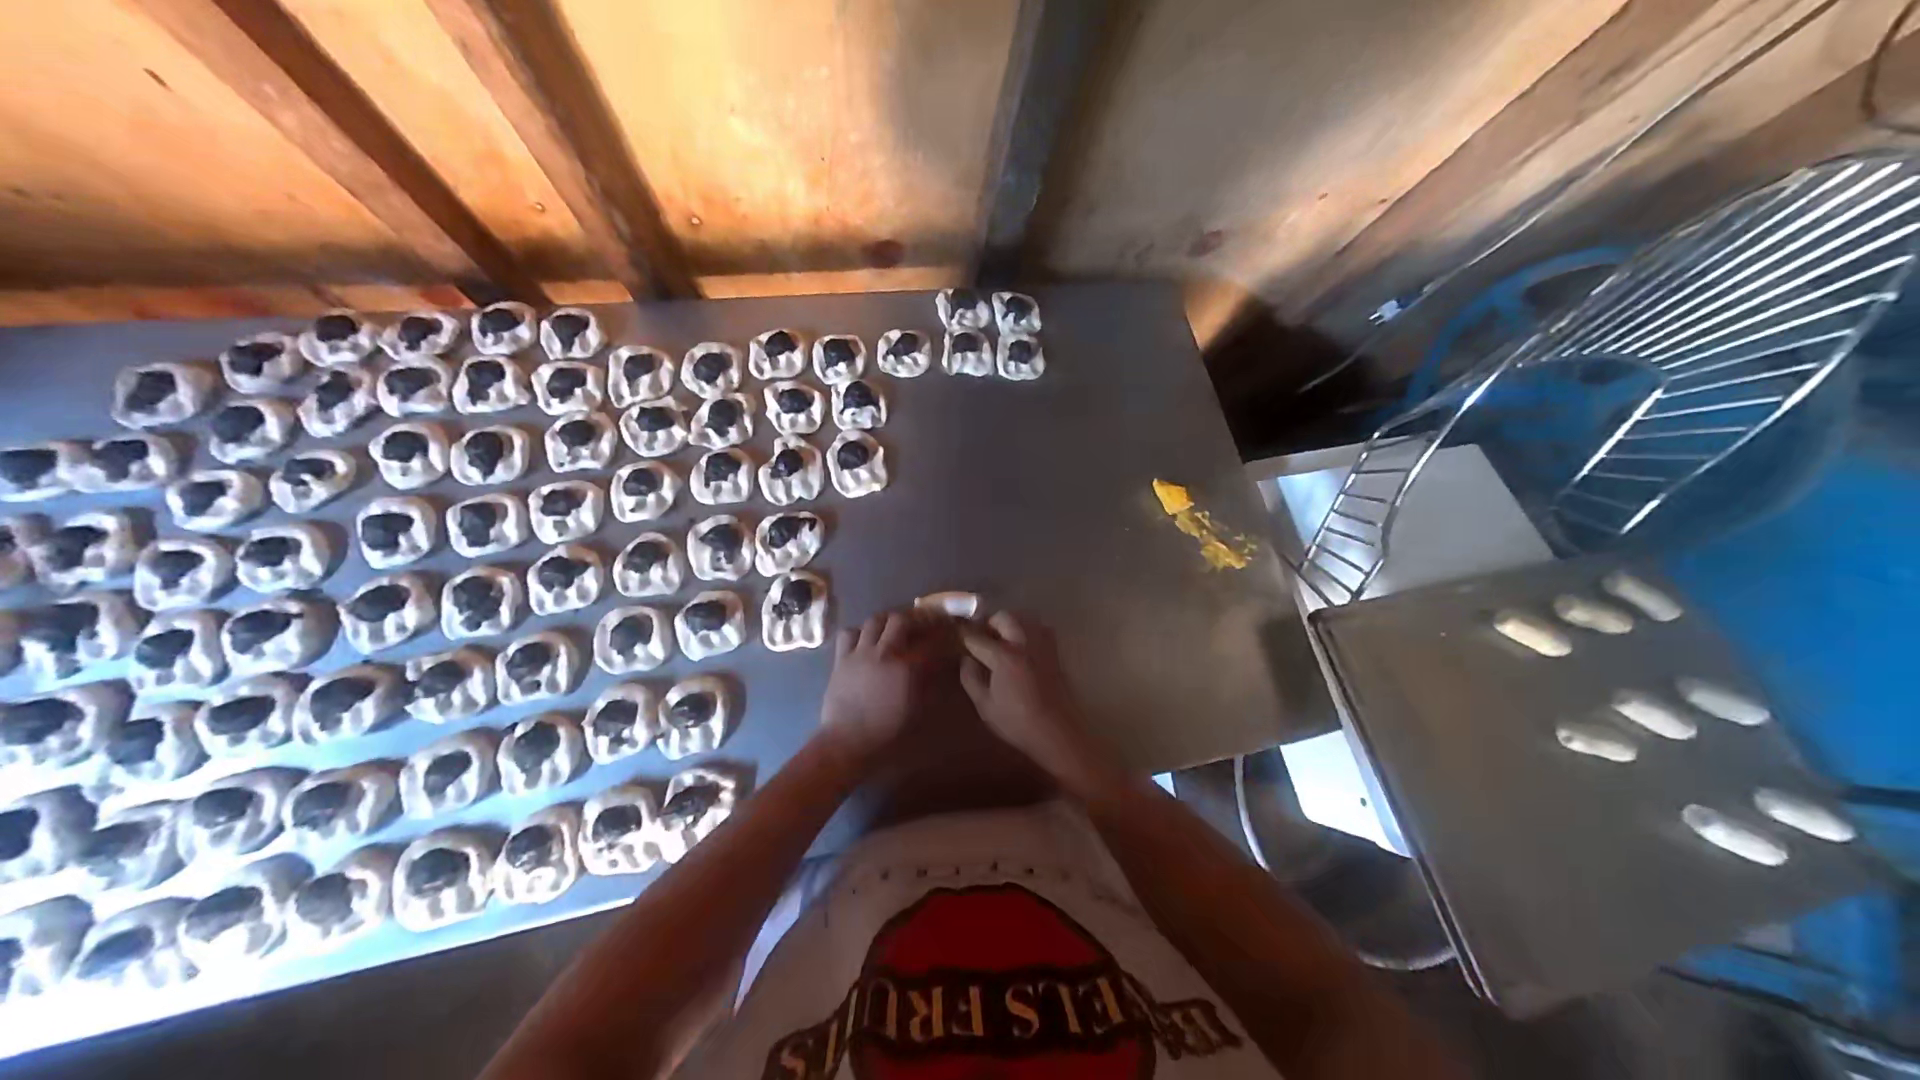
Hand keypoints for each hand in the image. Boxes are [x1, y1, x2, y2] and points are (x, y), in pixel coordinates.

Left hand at [817, 610, 935, 765]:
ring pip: (875, 620)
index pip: (931, 643)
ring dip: (888, 620)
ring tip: (895, 627)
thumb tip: (935, 667)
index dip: (943, 636)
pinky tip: (865, 641)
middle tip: (923, 624)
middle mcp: (884, 653)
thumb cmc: (886, 733)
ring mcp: (860, 653)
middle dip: (916, 619)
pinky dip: (859, 632)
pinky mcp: (841, 659)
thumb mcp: (916, 710)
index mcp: (906, 668)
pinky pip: (849, 633)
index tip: (949, 635)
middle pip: (902, 619)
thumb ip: (927, 684)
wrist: (847, 742)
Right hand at [959, 612, 1118, 794]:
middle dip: (988, 622)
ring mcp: (1042, 646)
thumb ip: (971, 678)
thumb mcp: (985, 706)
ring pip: (1024, 617)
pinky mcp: (1055, 652)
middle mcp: (1024, 643)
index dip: (963, 634)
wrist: (1057, 733)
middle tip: (980, 636)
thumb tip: (966, 659)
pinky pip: (1041, 628)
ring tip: (1001, 638)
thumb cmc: (1017, 723)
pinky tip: (1022, 645)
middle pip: (1004, 617)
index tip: (955, 633)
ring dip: (1010, 622)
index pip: (977, 637)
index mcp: (1003, 657)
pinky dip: (1029, 629)